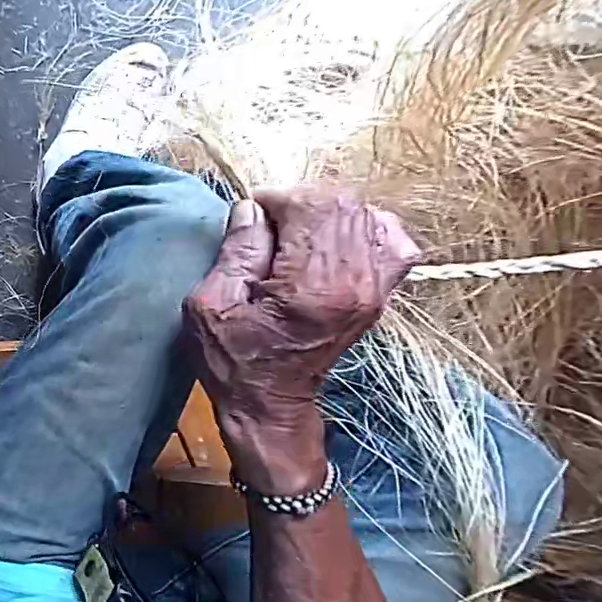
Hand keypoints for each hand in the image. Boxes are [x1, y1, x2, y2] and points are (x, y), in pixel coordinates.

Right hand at [181, 188, 420, 493]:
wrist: (269, 402)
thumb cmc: (232, 358)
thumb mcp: (210, 305)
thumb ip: (235, 252)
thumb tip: (252, 209)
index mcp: (311, 287)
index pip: (312, 206)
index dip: (276, 199)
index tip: (249, 214)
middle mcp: (356, 283)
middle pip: (342, 205)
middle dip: (299, 202)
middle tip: (266, 223)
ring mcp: (377, 288)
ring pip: (365, 214)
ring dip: (324, 212)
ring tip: (293, 231)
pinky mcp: (382, 293)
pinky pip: (390, 237)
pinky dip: (361, 226)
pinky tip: (330, 239)